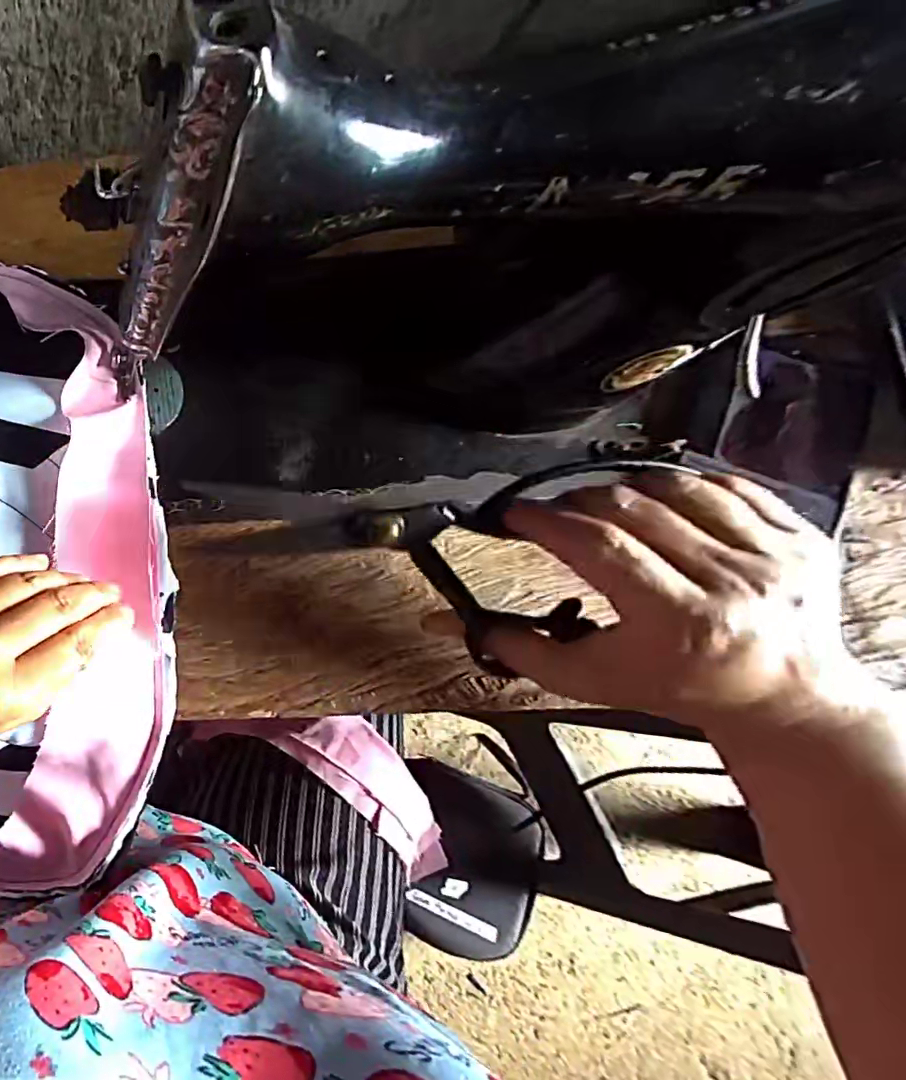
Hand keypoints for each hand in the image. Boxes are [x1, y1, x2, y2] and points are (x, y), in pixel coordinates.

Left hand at [0, 554, 133, 759]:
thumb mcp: (17, 714)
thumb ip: (55, 677)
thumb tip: (95, 633)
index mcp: (6, 691)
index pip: (71, 647)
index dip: (104, 626)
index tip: (123, 613)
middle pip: (53, 609)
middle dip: (90, 596)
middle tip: (109, 591)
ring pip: (26, 583)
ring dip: (62, 577)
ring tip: (82, 580)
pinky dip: (20, 563)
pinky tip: (43, 563)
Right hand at [426, 470, 884, 736]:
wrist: (783, 695)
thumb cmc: (677, 687)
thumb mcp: (582, 677)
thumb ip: (509, 647)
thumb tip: (443, 621)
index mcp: (681, 619)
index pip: (601, 545)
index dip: (547, 521)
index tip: (514, 514)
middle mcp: (736, 582)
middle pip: (633, 509)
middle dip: (573, 503)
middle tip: (547, 514)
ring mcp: (776, 556)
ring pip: (678, 487)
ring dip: (620, 489)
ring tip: (594, 506)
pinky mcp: (801, 539)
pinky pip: (729, 486)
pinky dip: (678, 483)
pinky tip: (651, 499)